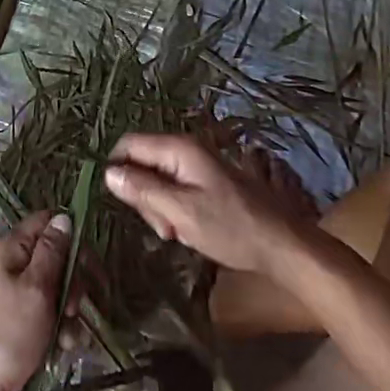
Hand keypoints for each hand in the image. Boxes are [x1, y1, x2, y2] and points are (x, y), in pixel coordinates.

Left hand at [0, 211, 71, 390]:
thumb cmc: (9, 331)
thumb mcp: (36, 287)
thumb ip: (52, 251)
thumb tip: (65, 217)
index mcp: (13, 248)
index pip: (47, 221)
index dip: (71, 235)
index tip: (88, 259)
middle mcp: (17, 264)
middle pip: (59, 255)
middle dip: (75, 280)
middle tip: (75, 303)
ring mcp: (21, 292)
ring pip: (61, 286)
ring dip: (71, 309)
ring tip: (66, 331)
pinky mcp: (27, 318)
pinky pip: (54, 312)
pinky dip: (63, 327)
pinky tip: (64, 345)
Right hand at [105, 133, 299, 274]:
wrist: (282, 246)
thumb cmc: (232, 228)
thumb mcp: (181, 212)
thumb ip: (142, 190)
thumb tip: (107, 172)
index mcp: (179, 148)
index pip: (128, 144)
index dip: (117, 169)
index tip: (122, 202)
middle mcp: (185, 150)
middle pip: (141, 163)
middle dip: (143, 196)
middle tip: (162, 226)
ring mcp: (196, 166)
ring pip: (155, 180)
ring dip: (158, 208)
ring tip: (176, 232)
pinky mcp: (204, 183)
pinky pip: (173, 190)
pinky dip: (173, 211)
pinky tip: (186, 230)